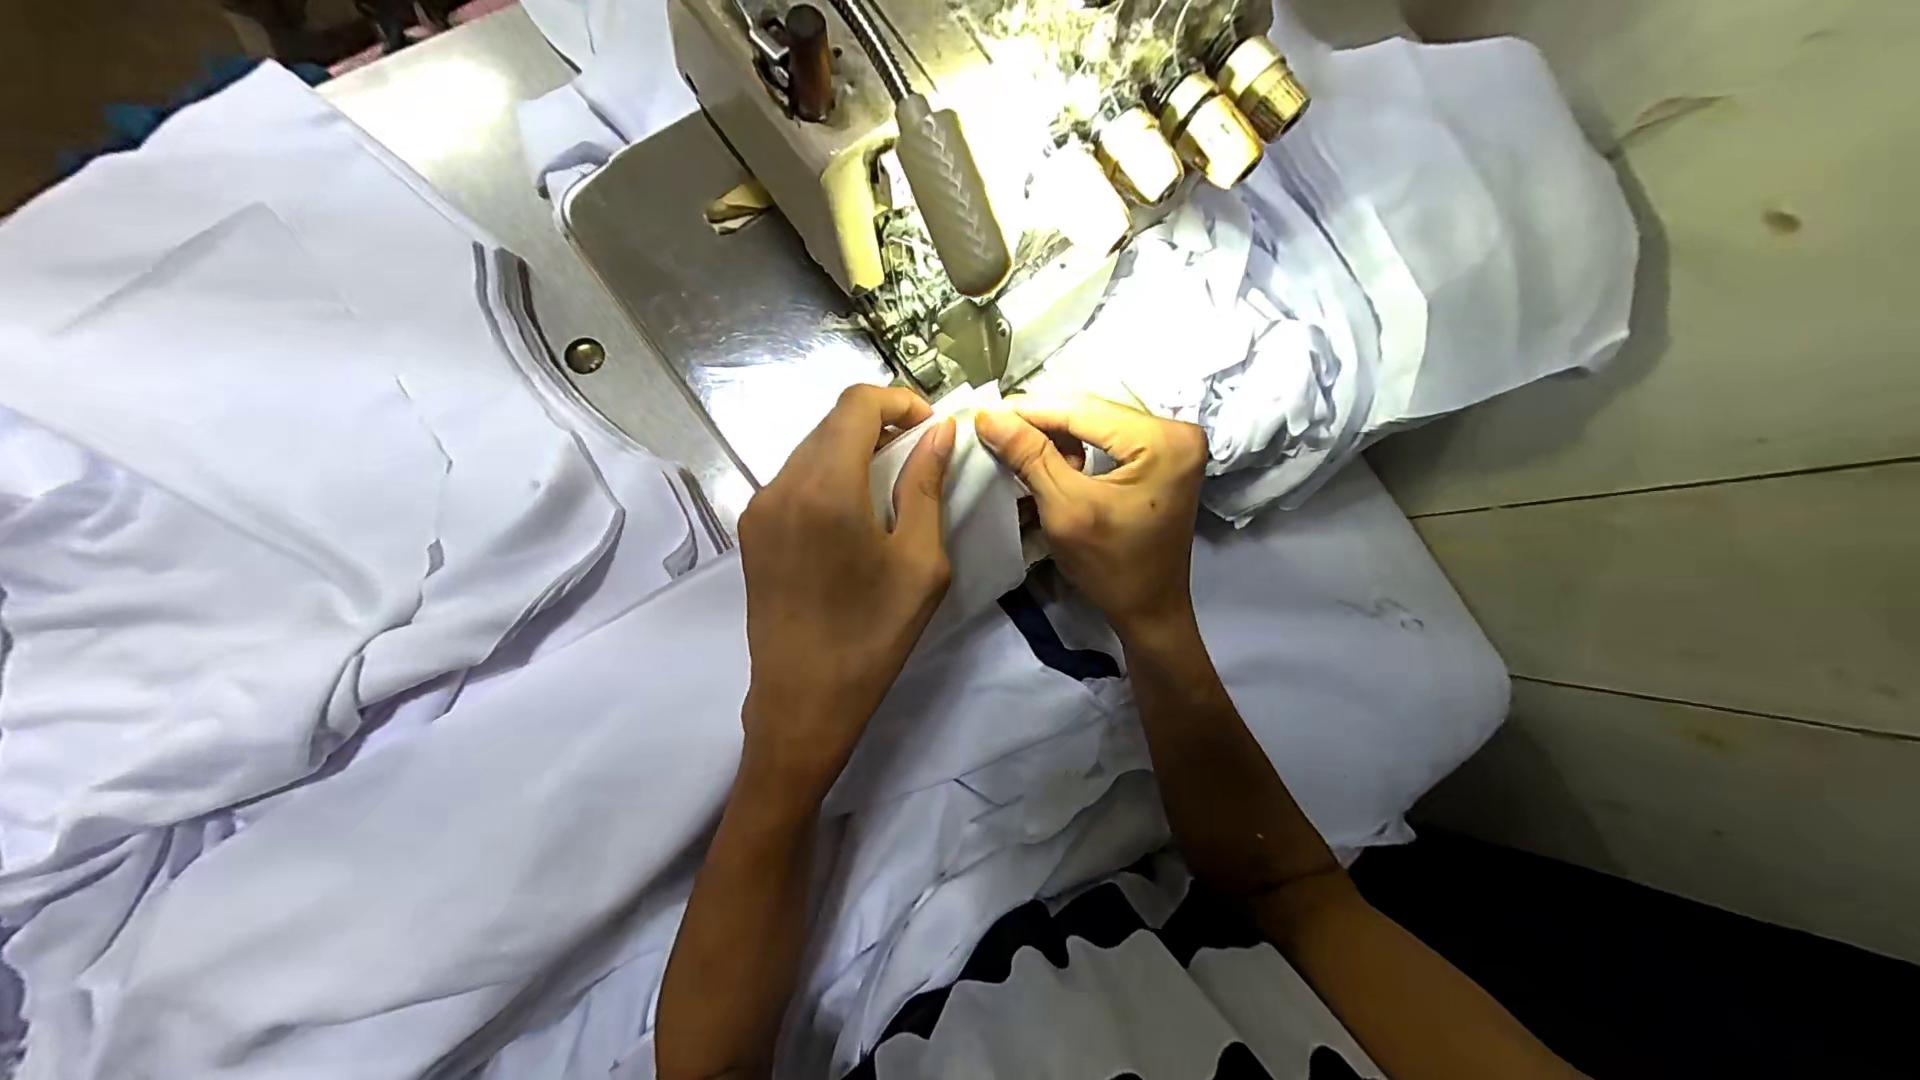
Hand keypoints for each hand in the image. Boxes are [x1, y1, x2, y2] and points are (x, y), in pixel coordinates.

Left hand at [737, 385, 955, 800]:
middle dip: (880, 423)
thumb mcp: (921, 562)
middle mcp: (782, 484)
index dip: (899, 400)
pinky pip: (794, 478)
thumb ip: (927, 486)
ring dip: (853, 449)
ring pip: (810, 447)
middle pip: (831, 421)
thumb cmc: (874, 635)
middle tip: (919, 455)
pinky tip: (854, 511)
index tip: (931, 428)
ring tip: (891, 484)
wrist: (803, 700)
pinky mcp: (751, 529)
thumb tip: (941, 433)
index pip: (857, 404)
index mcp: (826, 487)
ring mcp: (759, 506)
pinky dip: (829, 474)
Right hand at [975, 394, 1206, 642]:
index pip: (1083, 412)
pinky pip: (1109, 441)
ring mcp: (1173, 444)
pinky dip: (1077, 449)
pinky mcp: (1163, 458)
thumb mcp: (1065, 508)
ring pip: (1098, 426)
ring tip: (1019, 449)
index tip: (985, 413)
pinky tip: (1051, 461)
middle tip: (994, 427)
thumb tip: (988, 417)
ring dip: (1057, 437)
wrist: (1149, 611)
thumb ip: (1029, 456)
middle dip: (1042, 423)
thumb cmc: (1111, 568)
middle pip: (1093, 414)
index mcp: (1164, 440)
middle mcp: (1177, 431)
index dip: (1030, 411)